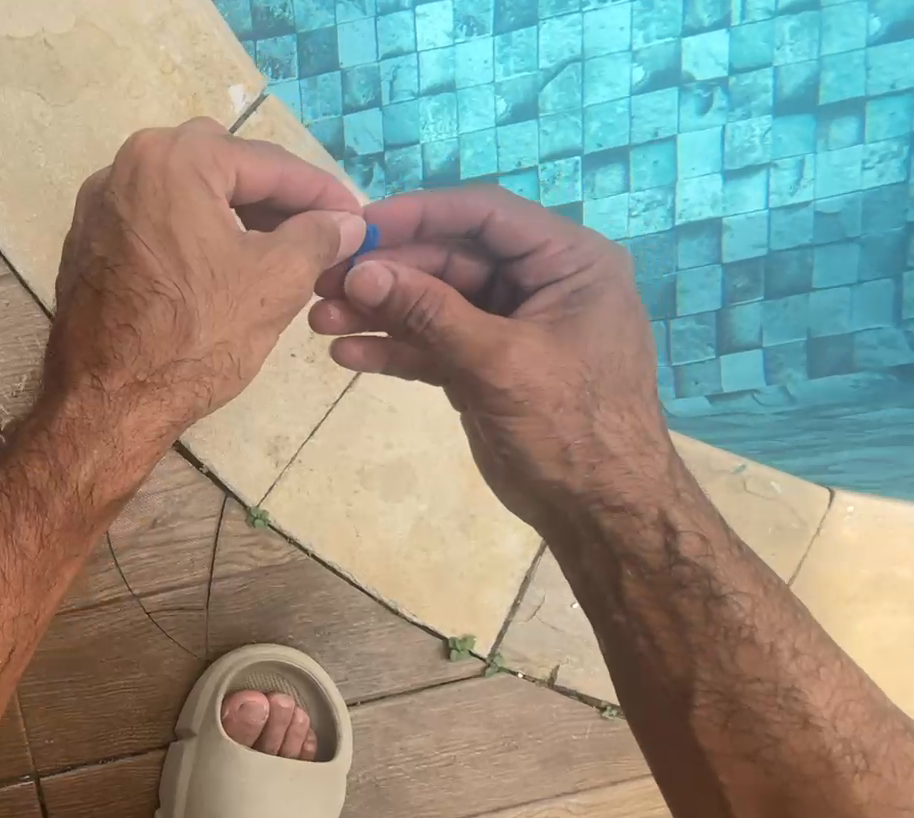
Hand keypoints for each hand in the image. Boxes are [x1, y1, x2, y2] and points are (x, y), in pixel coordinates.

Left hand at [44, 118, 366, 454]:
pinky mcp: (83, 252)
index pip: (266, 164)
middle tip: (312, 237)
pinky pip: (152, 231)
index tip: (352, 218)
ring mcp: (95, 213)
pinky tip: (215, 275)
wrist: (107, 406)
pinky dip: (188, 242)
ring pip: (182, 200)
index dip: (320, 193)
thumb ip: (318, 238)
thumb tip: (344, 223)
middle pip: (220, 171)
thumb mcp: (275, 284)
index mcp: (171, 160)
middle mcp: (122, 170)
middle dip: (271, 202)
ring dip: (230, 221)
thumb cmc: (193, 341)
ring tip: (270, 259)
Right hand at [309, 186, 674, 532]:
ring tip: (318, 321)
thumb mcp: (498, 362)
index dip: (418, 215)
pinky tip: (346, 354)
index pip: (483, 217)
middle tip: (321, 284)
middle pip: (446, 262)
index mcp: (564, 263)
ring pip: (429, 306)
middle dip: (384, 274)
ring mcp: (502, 328)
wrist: (595, 505)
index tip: (356, 228)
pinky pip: (427, 347)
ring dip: (376, 313)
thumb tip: (361, 274)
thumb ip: (429, 314)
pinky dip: (389, 350)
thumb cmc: (569, 424)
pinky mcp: (477, 367)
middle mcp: (533, 285)